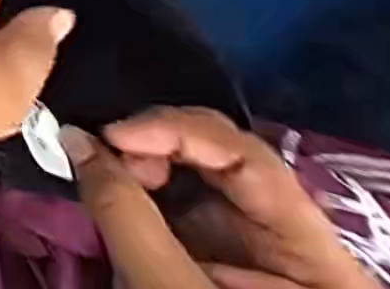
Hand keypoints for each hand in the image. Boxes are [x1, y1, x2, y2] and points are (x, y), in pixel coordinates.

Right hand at [64, 107, 378, 288]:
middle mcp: (291, 240)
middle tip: (102, 157)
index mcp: (316, 259)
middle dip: (151, 144)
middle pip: (221, 156)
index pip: (249, 158)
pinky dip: (137, 183)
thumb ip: (122, 211)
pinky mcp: (216, 254)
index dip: (176, 131)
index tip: (111, 136)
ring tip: (102, 174)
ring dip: (139, 161)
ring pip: (193, 172)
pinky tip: (111, 188)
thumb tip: (73, 135)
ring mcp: (253, 247)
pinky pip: (176, 198)